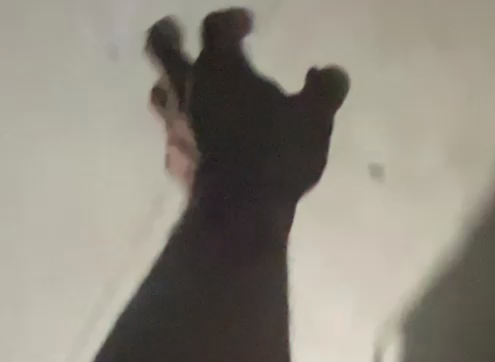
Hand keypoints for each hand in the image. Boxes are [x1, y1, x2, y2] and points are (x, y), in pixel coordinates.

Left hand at [145, 9, 347, 209]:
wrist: (240, 208)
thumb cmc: (277, 155)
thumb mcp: (313, 121)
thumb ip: (323, 92)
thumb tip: (335, 71)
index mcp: (220, 67)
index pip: (217, 27)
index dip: (231, 20)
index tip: (246, 21)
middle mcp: (187, 86)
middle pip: (163, 46)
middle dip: (169, 33)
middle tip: (175, 28)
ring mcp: (175, 123)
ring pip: (160, 91)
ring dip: (169, 84)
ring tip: (182, 88)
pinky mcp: (175, 158)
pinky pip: (174, 139)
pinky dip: (184, 135)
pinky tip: (196, 145)